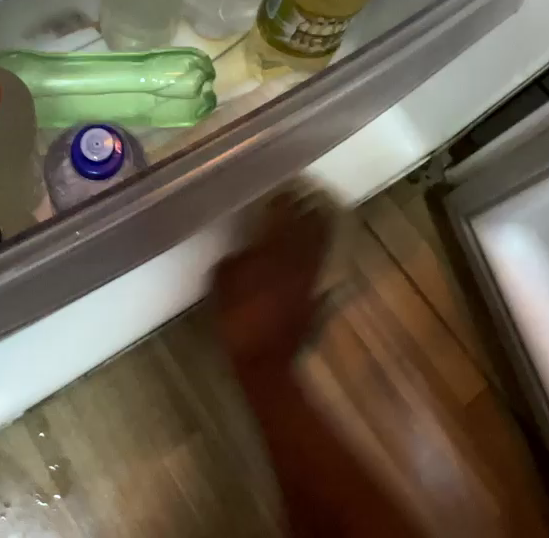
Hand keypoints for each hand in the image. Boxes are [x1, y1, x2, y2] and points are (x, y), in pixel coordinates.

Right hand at [210, 189, 334, 375]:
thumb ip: (234, 258)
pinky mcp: (315, 296)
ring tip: (324, 210)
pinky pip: (323, 265)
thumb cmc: (239, 319)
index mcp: (271, 250)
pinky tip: (325, 247)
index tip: (285, 187)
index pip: (281, 217)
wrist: (266, 361)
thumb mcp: (223, 282)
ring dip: (322, 225)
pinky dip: (324, 252)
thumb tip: (243, 248)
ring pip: (319, 244)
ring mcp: (309, 278)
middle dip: (309, 207)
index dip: (284, 201)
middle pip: (306, 226)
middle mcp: (295, 259)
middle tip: (312, 191)